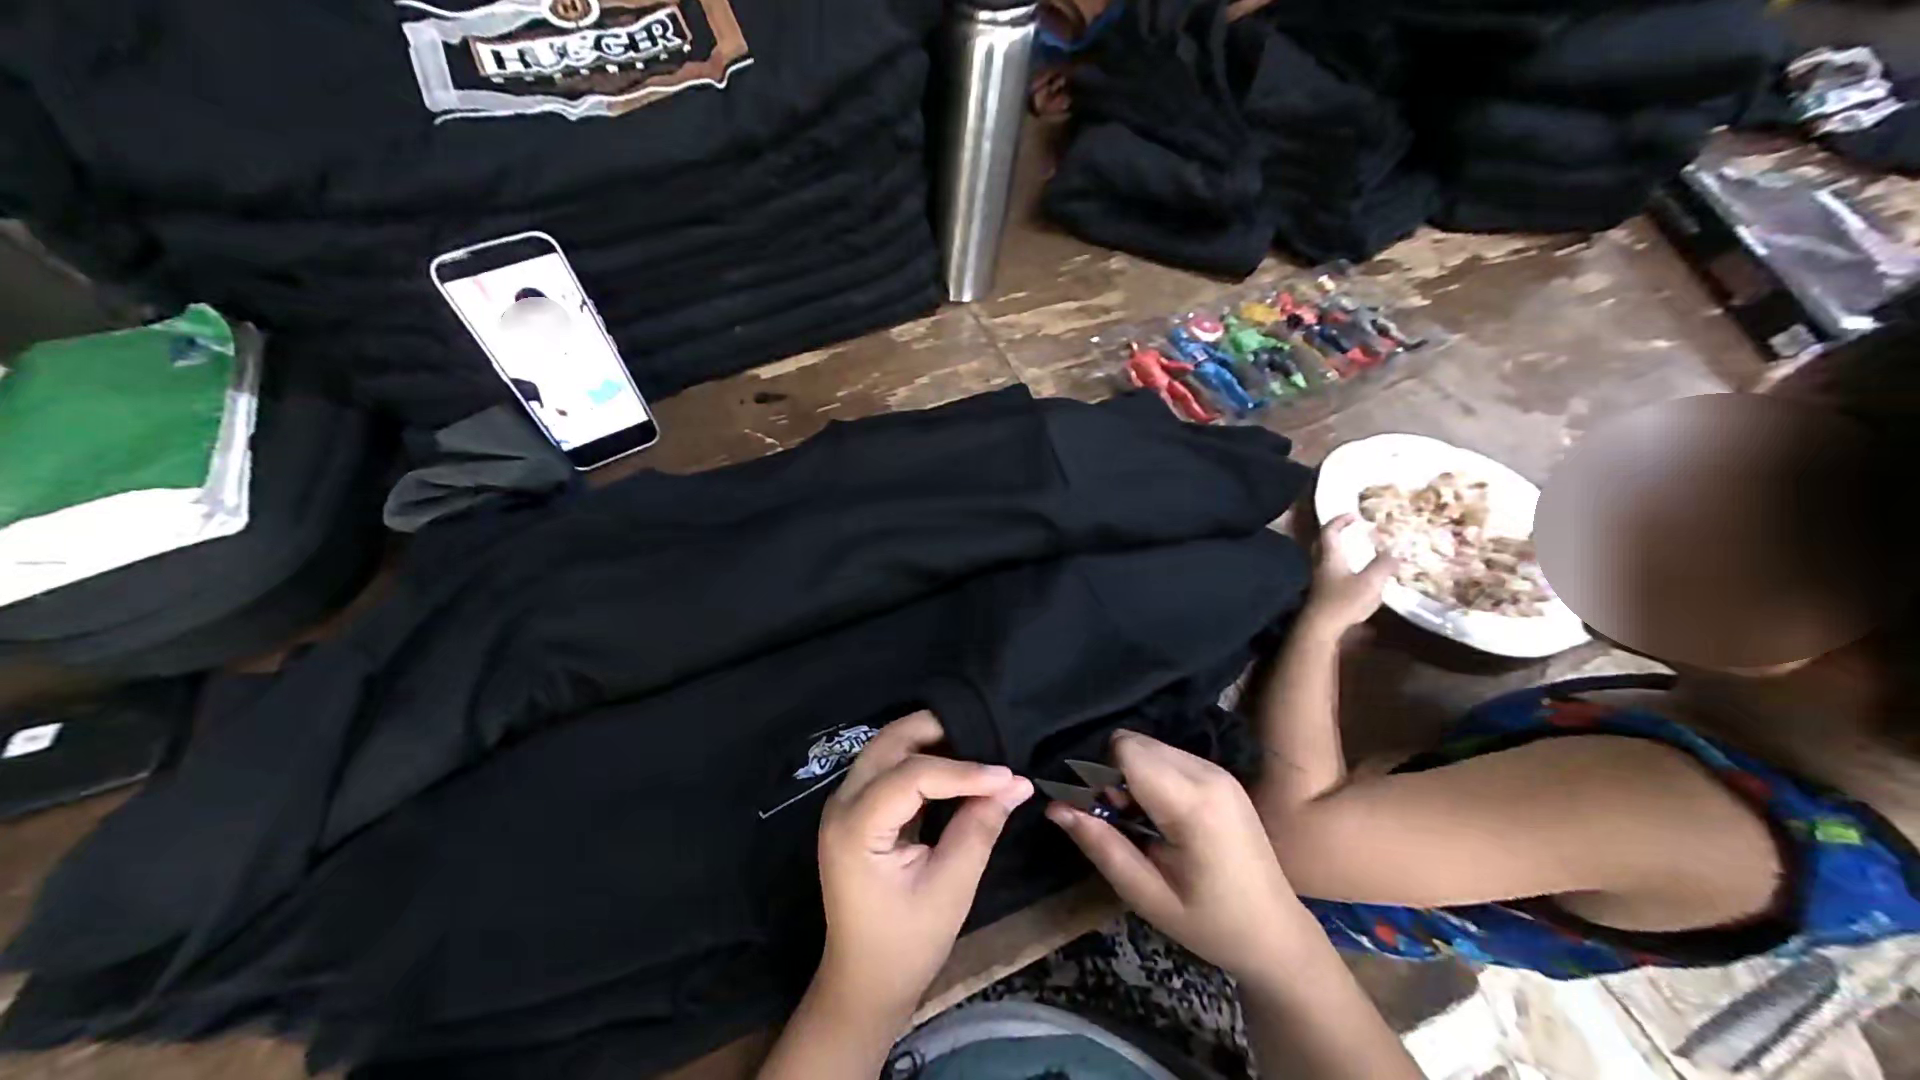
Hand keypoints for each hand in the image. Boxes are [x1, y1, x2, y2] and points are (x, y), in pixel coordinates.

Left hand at [814, 711, 1033, 1017]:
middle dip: (940, 731)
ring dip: (931, 739)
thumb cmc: (906, 943)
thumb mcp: (950, 888)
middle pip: (891, 742)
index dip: (963, 770)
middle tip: (989, 735)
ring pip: (888, 746)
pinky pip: (890, 765)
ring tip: (978, 745)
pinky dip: (923, 757)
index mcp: (856, 828)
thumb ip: (979, 827)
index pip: (912, 775)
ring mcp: (846, 803)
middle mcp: (842, 803)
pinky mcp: (859, 808)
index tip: (1007, 774)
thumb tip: (1017, 782)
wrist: (864, 980)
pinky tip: (956, 763)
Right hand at [1046, 731, 1316, 978]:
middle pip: (1134, 742)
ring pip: (1149, 744)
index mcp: (1193, 803)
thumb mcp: (1147, 895)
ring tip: (1138, 821)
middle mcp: (1208, 773)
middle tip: (1117, 820)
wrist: (1276, 933)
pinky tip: (1158, 816)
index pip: (1126, 750)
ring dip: (1131, 773)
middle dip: (1112, 772)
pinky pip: (1168, 754)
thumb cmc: (1210, 924)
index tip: (1099, 812)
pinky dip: (1150, 774)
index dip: (1099, 773)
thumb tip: (1055, 807)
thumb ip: (1100, 845)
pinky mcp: (1221, 774)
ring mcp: (1218, 770)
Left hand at [1299, 514, 1395, 638]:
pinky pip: (1331, 569)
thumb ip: (1383, 566)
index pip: (1330, 531)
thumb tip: (1394, 552)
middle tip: (1352, 528)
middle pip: (1323, 542)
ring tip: (1358, 549)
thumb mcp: (1370, 582)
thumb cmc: (1343, 601)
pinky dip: (1342, 564)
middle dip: (1336, 531)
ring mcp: (1319, 578)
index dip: (1340, 520)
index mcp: (1330, 557)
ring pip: (1325, 556)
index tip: (1354, 514)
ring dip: (1339, 548)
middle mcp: (1320, 564)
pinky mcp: (1323, 591)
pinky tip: (1356, 572)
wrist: (1320, 627)